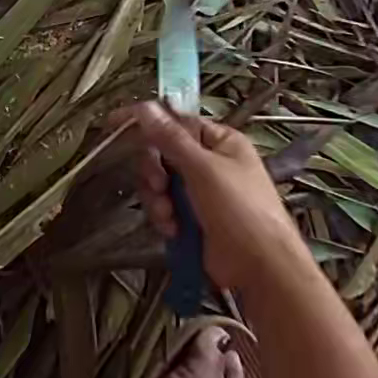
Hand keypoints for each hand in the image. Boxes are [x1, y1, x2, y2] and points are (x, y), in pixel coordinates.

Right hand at [112, 100, 309, 294]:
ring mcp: (199, 191)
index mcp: (219, 141)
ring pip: (159, 182)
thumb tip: (145, 107)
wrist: (262, 270)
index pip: (175, 121)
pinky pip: (163, 206)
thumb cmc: (241, 211)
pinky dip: (164, 217)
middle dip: (154, 171)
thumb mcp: (204, 169)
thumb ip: (170, 138)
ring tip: (169, 215)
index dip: (146, 122)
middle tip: (159, 185)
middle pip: (161, 153)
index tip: (115, 123)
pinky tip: (173, 229)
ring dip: (157, 198)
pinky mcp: (191, 217)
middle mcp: (208, 162)